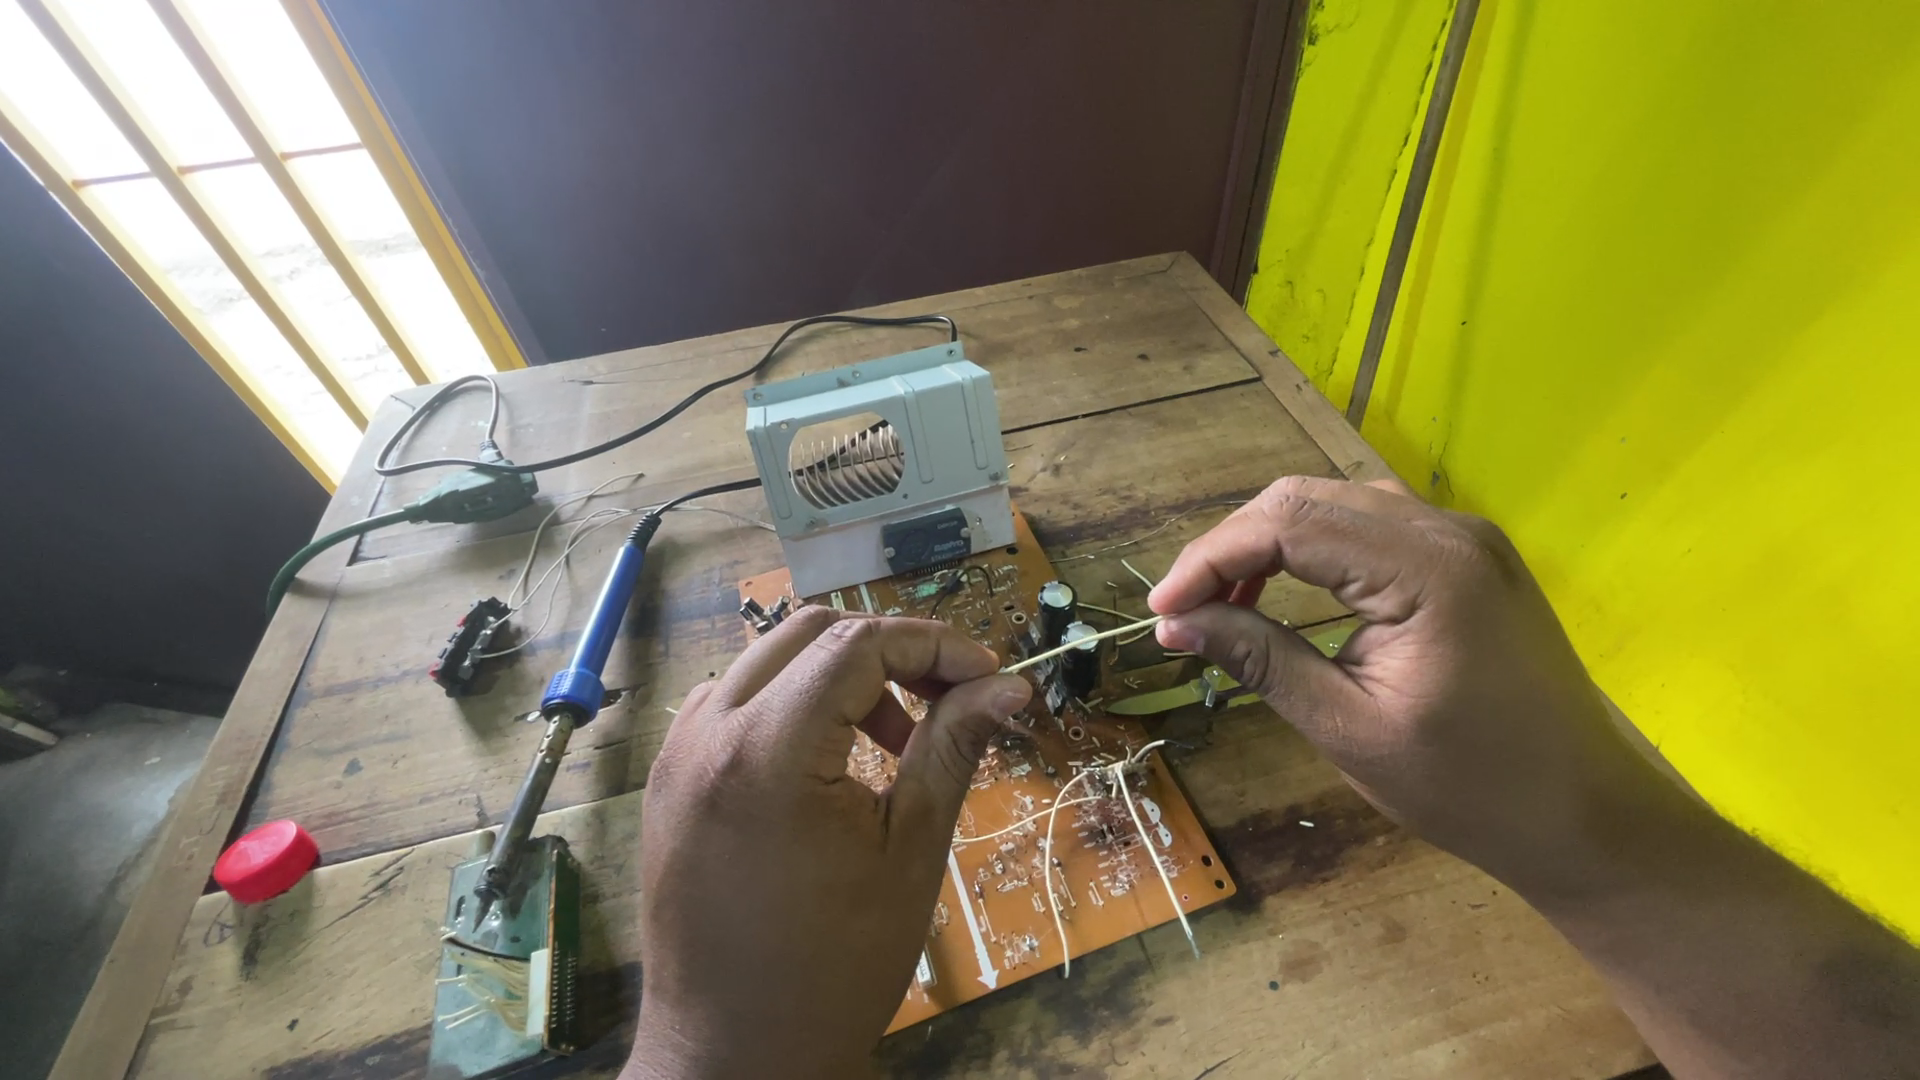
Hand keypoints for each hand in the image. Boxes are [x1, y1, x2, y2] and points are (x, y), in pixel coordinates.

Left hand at [623, 607, 1031, 1079]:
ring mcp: (679, 750)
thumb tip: (1009, 684)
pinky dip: (793, 699)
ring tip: (891, 735)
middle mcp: (709, 731)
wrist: (732, 1058)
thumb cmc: (835, 967)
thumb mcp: (911, 851)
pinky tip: (828, 756)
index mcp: (769, 750)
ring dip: (839, 673)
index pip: (858, 645)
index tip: (986, 675)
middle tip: (944, 695)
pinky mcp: (670, 774)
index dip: (933, 646)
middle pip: (811, 631)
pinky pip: (737, 697)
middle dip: (889, 650)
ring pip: (770, 656)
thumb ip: (954, 747)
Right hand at [1148, 475, 1662, 894]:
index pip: (1287, 526)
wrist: (1589, 818)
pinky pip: (1362, 523)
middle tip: (1185, 606)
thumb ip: (1258, 658)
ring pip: (1328, 501)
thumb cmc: (1471, 788)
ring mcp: (1460, 536)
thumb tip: (1174, 624)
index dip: (1210, 560)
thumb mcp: (1347, 727)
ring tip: (1221, 598)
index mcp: (1427, 570)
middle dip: (1228, 546)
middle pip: (1302, 498)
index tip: (1163, 609)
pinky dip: (1305, 547)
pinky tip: (1280, 587)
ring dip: (1263, 541)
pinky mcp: (1461, 555)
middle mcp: (1446, 530)